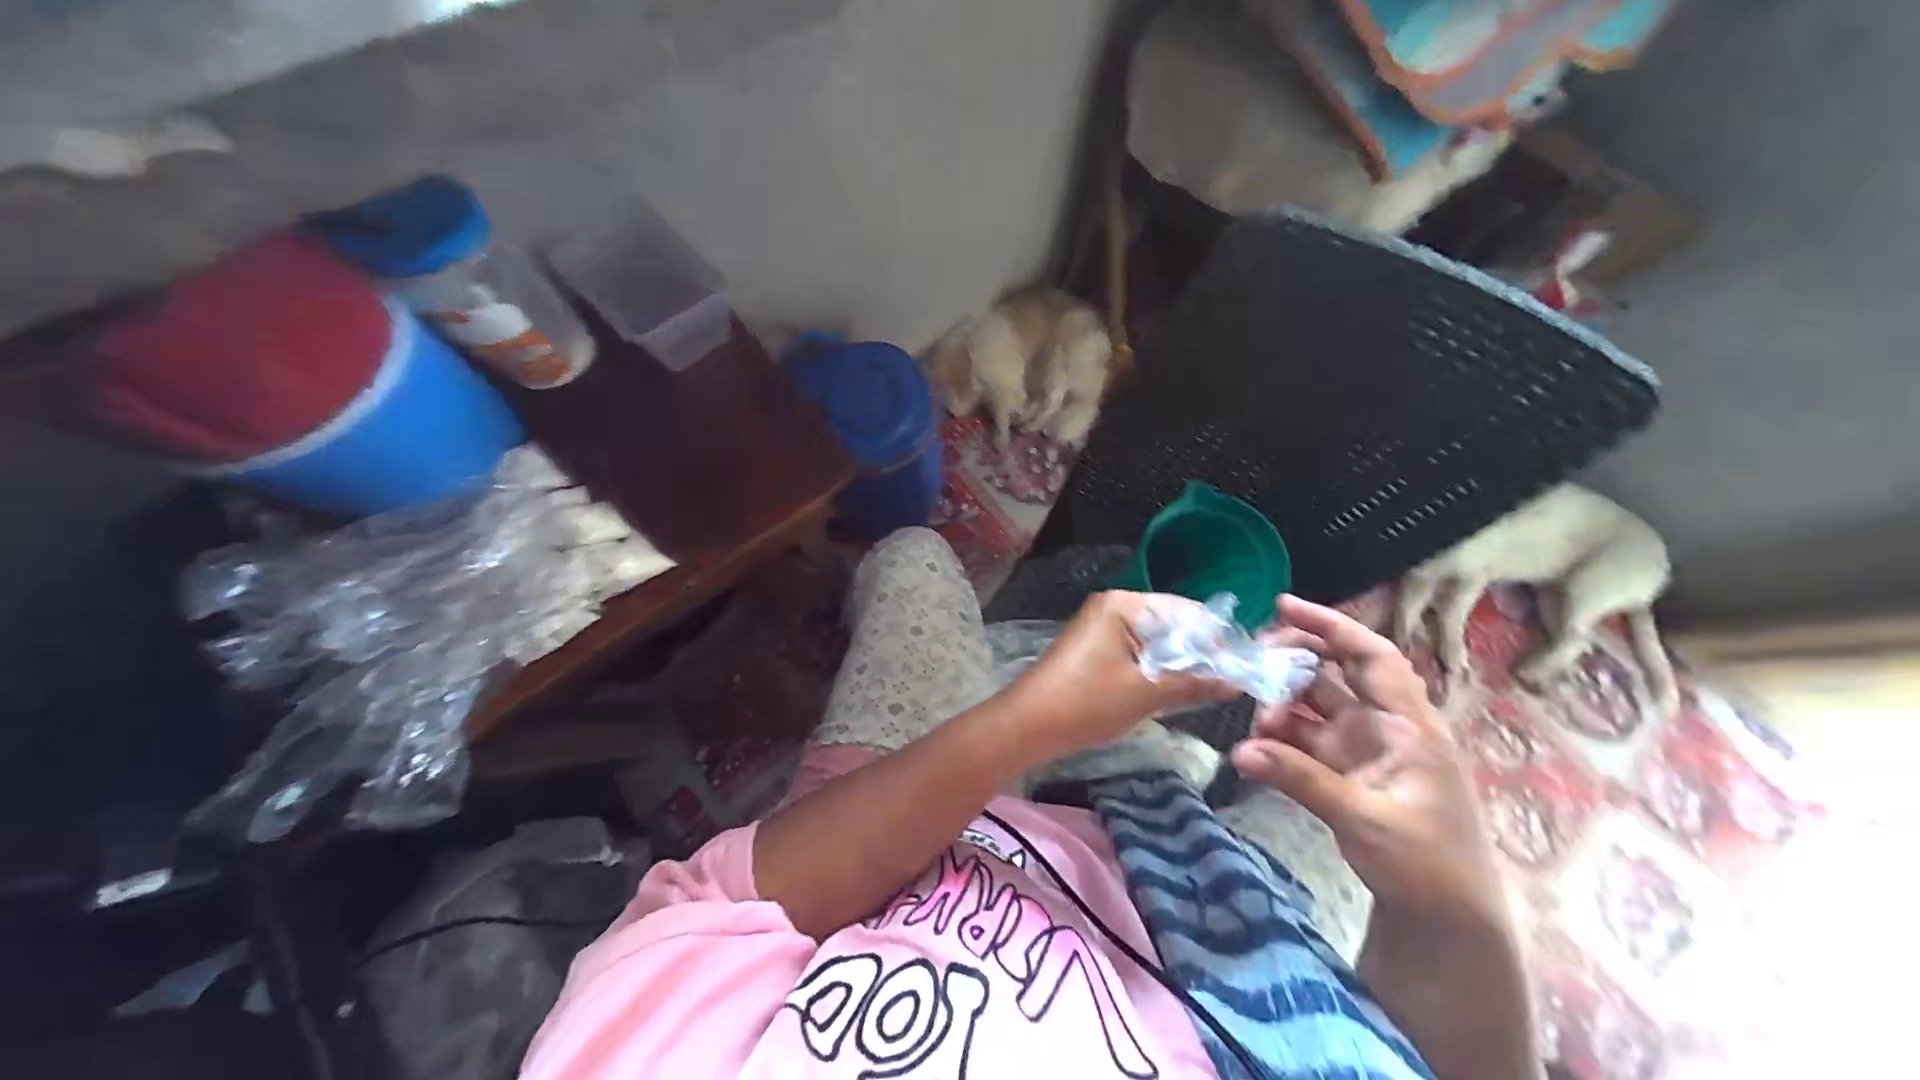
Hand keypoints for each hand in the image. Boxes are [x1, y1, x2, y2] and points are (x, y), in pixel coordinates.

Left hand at [1003, 591, 1235, 757]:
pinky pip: (1138, 651)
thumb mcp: (1146, 695)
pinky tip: (1175, 690)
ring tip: (1209, 689)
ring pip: (1156, 641)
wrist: (1027, 725)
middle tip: (1230, 682)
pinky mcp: (1096, 648)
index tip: (1243, 667)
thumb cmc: (1086, 703)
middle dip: (1200, 652)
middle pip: (1172, 624)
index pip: (1187, 611)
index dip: (1217, 638)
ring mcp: (1102, 626)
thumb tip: (1236, 682)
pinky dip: (1157, 668)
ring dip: (1179, 663)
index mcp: (1125, 605)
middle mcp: (1114, 606)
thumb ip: (1194, 684)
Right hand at [1230, 595, 1507, 928]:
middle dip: (1294, 659)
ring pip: (1315, 703)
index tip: (1282, 607)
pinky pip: (1305, 737)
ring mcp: (1363, 747)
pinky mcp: (1345, 769)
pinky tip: (1259, 747)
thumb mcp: (1365, 820)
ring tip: (1256, 721)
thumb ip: (1300, 779)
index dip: (1331, 626)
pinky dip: (1280, 736)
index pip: (1372, 656)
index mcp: (1409, 725)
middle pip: (1337, 671)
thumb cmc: (1427, 866)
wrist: (1445, 921)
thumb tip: (1240, 750)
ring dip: (1281, 703)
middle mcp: (1385, 725)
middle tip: (1252, 661)